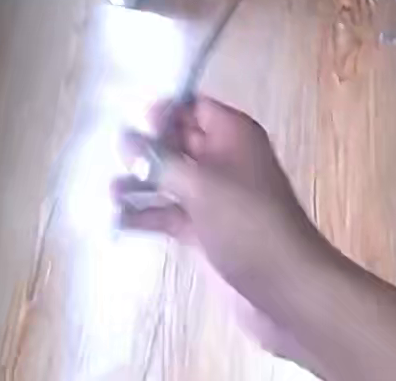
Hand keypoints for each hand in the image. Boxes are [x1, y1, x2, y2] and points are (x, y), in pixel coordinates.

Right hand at [113, 99, 339, 319]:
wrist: (285, 289)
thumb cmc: (246, 222)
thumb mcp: (200, 185)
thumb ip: (159, 161)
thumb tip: (125, 137)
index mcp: (233, 134)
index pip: (195, 107)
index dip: (166, 111)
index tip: (131, 120)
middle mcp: (224, 158)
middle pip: (179, 142)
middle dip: (147, 148)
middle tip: (112, 154)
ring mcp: (215, 196)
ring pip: (172, 179)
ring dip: (142, 183)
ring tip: (110, 191)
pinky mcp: (206, 229)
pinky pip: (171, 213)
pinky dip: (148, 215)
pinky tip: (118, 220)